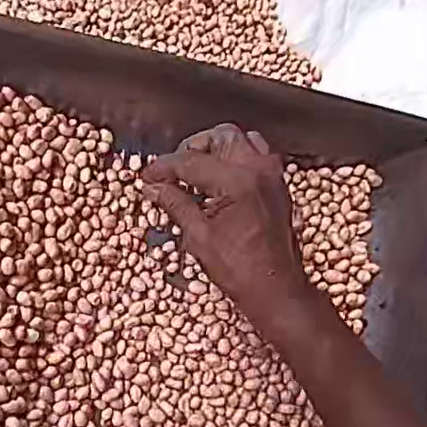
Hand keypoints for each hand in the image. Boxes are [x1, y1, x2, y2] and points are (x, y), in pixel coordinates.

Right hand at [140, 124, 311, 323]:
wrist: (276, 290)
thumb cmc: (241, 270)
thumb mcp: (199, 237)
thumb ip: (176, 204)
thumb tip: (155, 188)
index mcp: (239, 182)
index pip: (192, 161)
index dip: (165, 167)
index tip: (149, 176)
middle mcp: (260, 171)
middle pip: (221, 136)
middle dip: (192, 149)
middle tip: (172, 171)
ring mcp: (273, 177)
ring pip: (242, 142)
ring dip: (215, 151)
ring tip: (194, 174)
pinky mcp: (278, 188)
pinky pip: (255, 158)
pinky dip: (233, 162)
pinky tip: (217, 184)